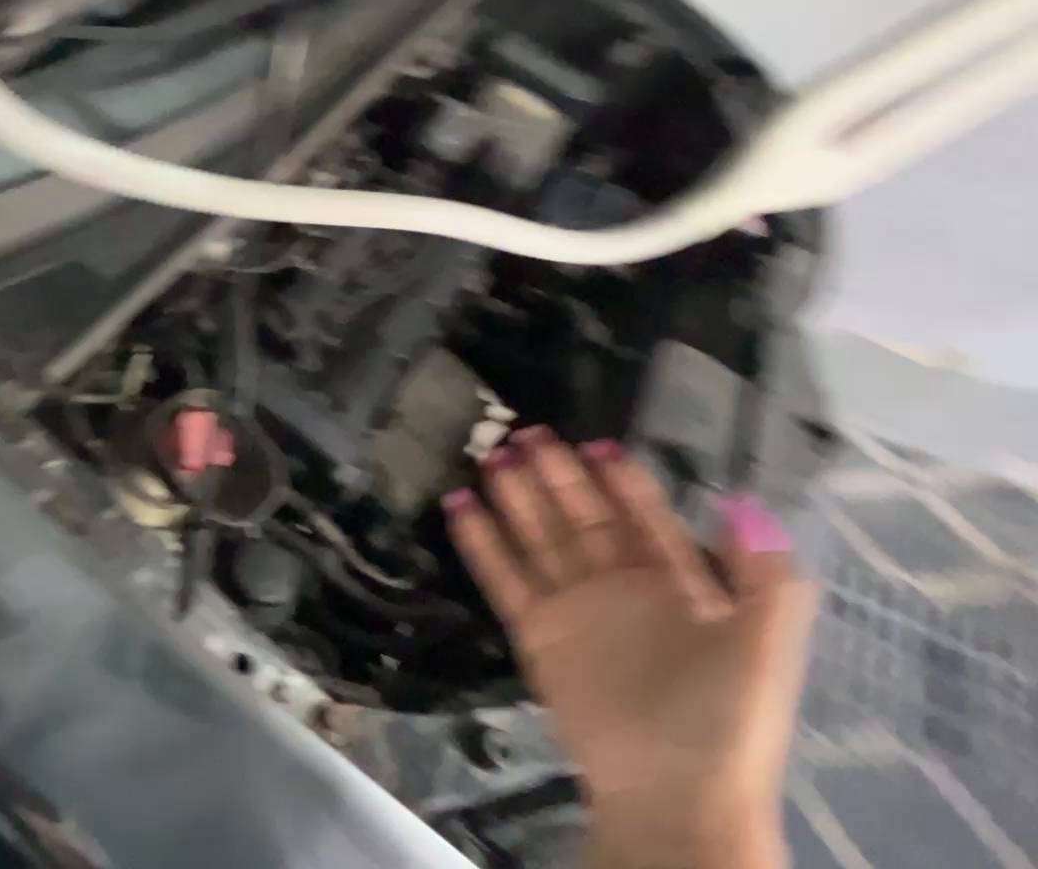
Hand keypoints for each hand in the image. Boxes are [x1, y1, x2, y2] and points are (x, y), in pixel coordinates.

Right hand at [444, 430, 814, 868]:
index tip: (595, 445)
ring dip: (514, 498)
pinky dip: (480, 541)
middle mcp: (618, 585)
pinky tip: (459, 505)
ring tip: (490, 457)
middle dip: (556, 476)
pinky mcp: (533, 629)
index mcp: (676, 585)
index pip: (642, 518)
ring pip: (538, 538)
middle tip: (525, 434)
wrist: (670, 790)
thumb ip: (762, 575)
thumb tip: (744, 500)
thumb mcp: (763, 645)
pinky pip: (503, 576)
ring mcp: (572, 605)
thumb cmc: (725, 716)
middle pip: (580, 518)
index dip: (622, 482)